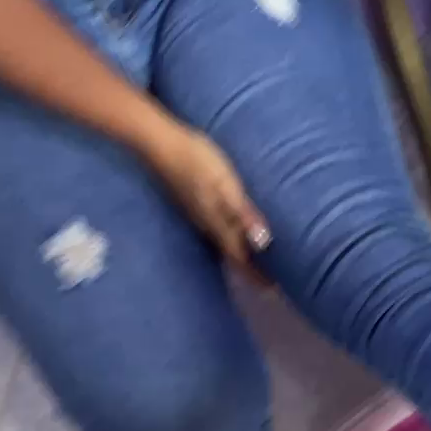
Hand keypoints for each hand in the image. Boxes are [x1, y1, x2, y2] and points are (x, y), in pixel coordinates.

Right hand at [140, 121, 271, 281]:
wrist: (157, 140)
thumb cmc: (197, 160)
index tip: (274, 290)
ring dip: (239, 257)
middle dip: (250, 271)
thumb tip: (264, 243)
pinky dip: (228, 240)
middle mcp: (207, 226)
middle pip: (232, 256)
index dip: (258, 275)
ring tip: (256, 265)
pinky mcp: (192, 204)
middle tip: (269, 283)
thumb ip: (244, 214)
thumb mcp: (226, 186)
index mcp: (218, 224)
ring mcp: (197, 215)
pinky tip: (232, 236)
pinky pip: (214, 231)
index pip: (241, 259)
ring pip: (222, 245)